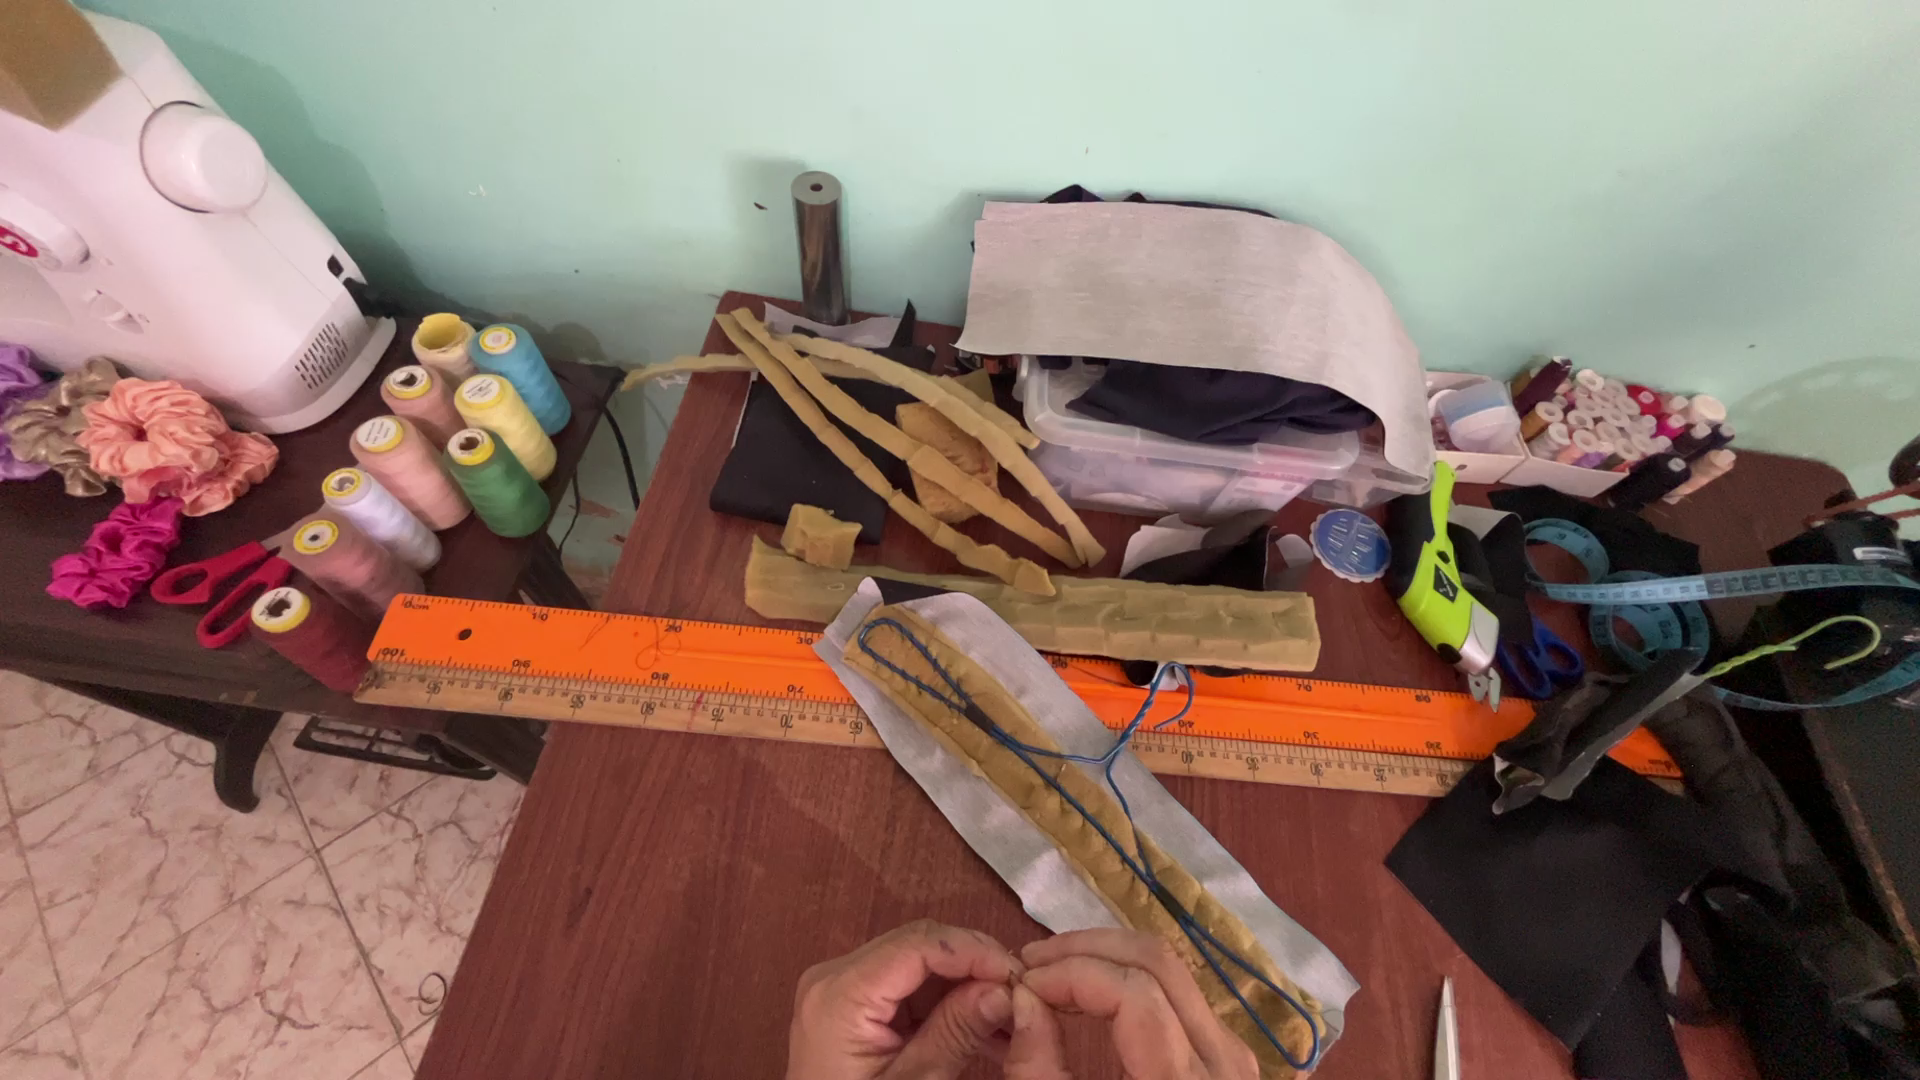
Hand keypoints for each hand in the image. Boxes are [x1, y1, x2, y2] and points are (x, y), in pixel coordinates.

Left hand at [785, 919, 1021, 1079]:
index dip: (972, 950)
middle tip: (1023, 992)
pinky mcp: (857, 1003)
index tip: (1019, 973)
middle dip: (975, 964)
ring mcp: (845, 986)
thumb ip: (955, 1034)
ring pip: (922, 963)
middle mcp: (837, 975)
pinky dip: (949, 1002)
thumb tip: (1004, 990)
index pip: (917, 944)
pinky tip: (987, 1025)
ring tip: (1013, 1014)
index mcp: (840, 993)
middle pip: (919, 946)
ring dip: (968, 984)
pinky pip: (911, 987)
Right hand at [1007, 929, 1257, 1079]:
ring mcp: (1234, 1057)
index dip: (1071, 973)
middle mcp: (1224, 1062)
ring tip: (1056, 972)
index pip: (1132, 991)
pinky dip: (1129, 977)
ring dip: (1107, 957)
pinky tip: (1093, 991)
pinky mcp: (1229, 1057)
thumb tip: (1022, 996)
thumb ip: (1039, 1070)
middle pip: (1157, 961)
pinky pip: (1179, 992)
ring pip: (1171, 968)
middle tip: (1033, 961)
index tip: (1024, 983)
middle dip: (1086, 948)